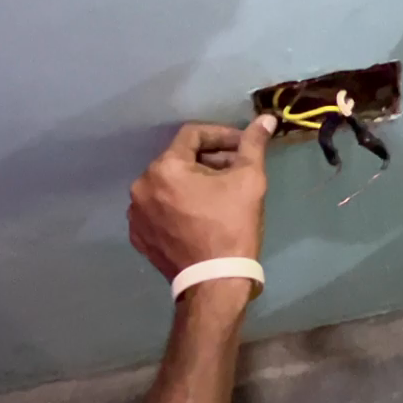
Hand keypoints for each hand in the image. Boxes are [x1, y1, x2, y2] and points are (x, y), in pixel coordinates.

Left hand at [129, 116, 276, 281]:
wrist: (215, 284)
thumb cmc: (232, 227)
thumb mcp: (249, 180)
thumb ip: (253, 144)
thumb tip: (266, 119)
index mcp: (164, 168)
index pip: (193, 135)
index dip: (221, 135)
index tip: (242, 145)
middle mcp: (142, 186)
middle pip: (180, 159)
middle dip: (209, 159)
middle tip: (236, 170)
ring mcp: (136, 213)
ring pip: (169, 183)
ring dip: (194, 181)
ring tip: (220, 193)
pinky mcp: (139, 236)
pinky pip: (160, 207)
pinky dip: (178, 204)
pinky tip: (200, 214)